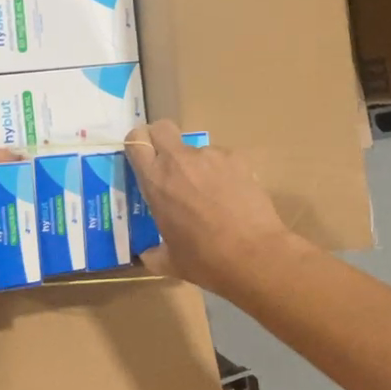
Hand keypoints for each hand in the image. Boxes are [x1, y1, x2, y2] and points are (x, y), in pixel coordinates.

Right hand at [123, 120, 296, 294]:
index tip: (142, 158)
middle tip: (168, 166)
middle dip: (161, 140)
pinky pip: (222, 160)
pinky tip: (232, 197)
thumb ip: (152, 253)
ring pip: (196, 149)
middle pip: (162, 128)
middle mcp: (180, 160)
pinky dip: (222, 173)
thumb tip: (147, 253)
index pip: (136, 140)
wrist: (254, 255)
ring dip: (197, 166)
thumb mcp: (170, 261)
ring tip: (211, 195)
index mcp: (156, 180)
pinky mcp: (237, 159)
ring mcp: (211, 155)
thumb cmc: (205, 260)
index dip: (137, 144)